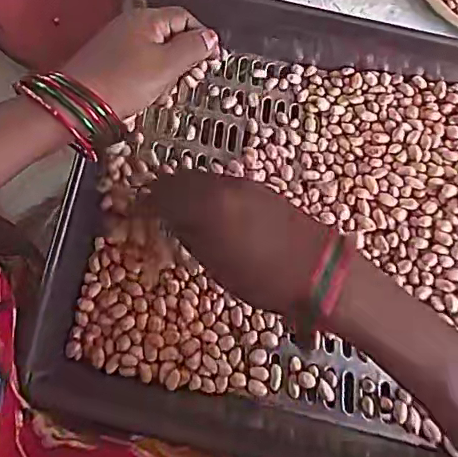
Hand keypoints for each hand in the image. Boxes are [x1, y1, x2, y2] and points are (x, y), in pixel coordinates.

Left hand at [60, 5, 218, 117]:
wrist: (75, 105)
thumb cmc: (120, 83)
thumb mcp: (166, 65)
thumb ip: (193, 48)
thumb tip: (210, 36)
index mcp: (145, 18)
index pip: (185, 17)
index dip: (202, 37)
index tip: (211, 60)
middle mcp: (129, 25)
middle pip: (169, 36)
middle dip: (182, 60)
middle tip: (186, 81)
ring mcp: (116, 44)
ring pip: (154, 55)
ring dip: (164, 75)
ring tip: (161, 93)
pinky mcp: (107, 63)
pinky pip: (137, 67)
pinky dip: (146, 81)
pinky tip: (143, 97)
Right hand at [142, 171, 332, 318]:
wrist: (322, 272)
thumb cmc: (265, 278)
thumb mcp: (215, 264)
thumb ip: (189, 236)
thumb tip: (173, 222)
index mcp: (206, 204)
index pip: (162, 195)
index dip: (145, 202)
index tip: (135, 209)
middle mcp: (222, 185)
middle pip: (180, 179)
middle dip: (161, 191)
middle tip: (150, 205)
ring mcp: (243, 184)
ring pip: (200, 178)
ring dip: (183, 189)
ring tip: (176, 208)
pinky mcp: (259, 189)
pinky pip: (220, 183)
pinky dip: (205, 191)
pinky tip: (206, 209)